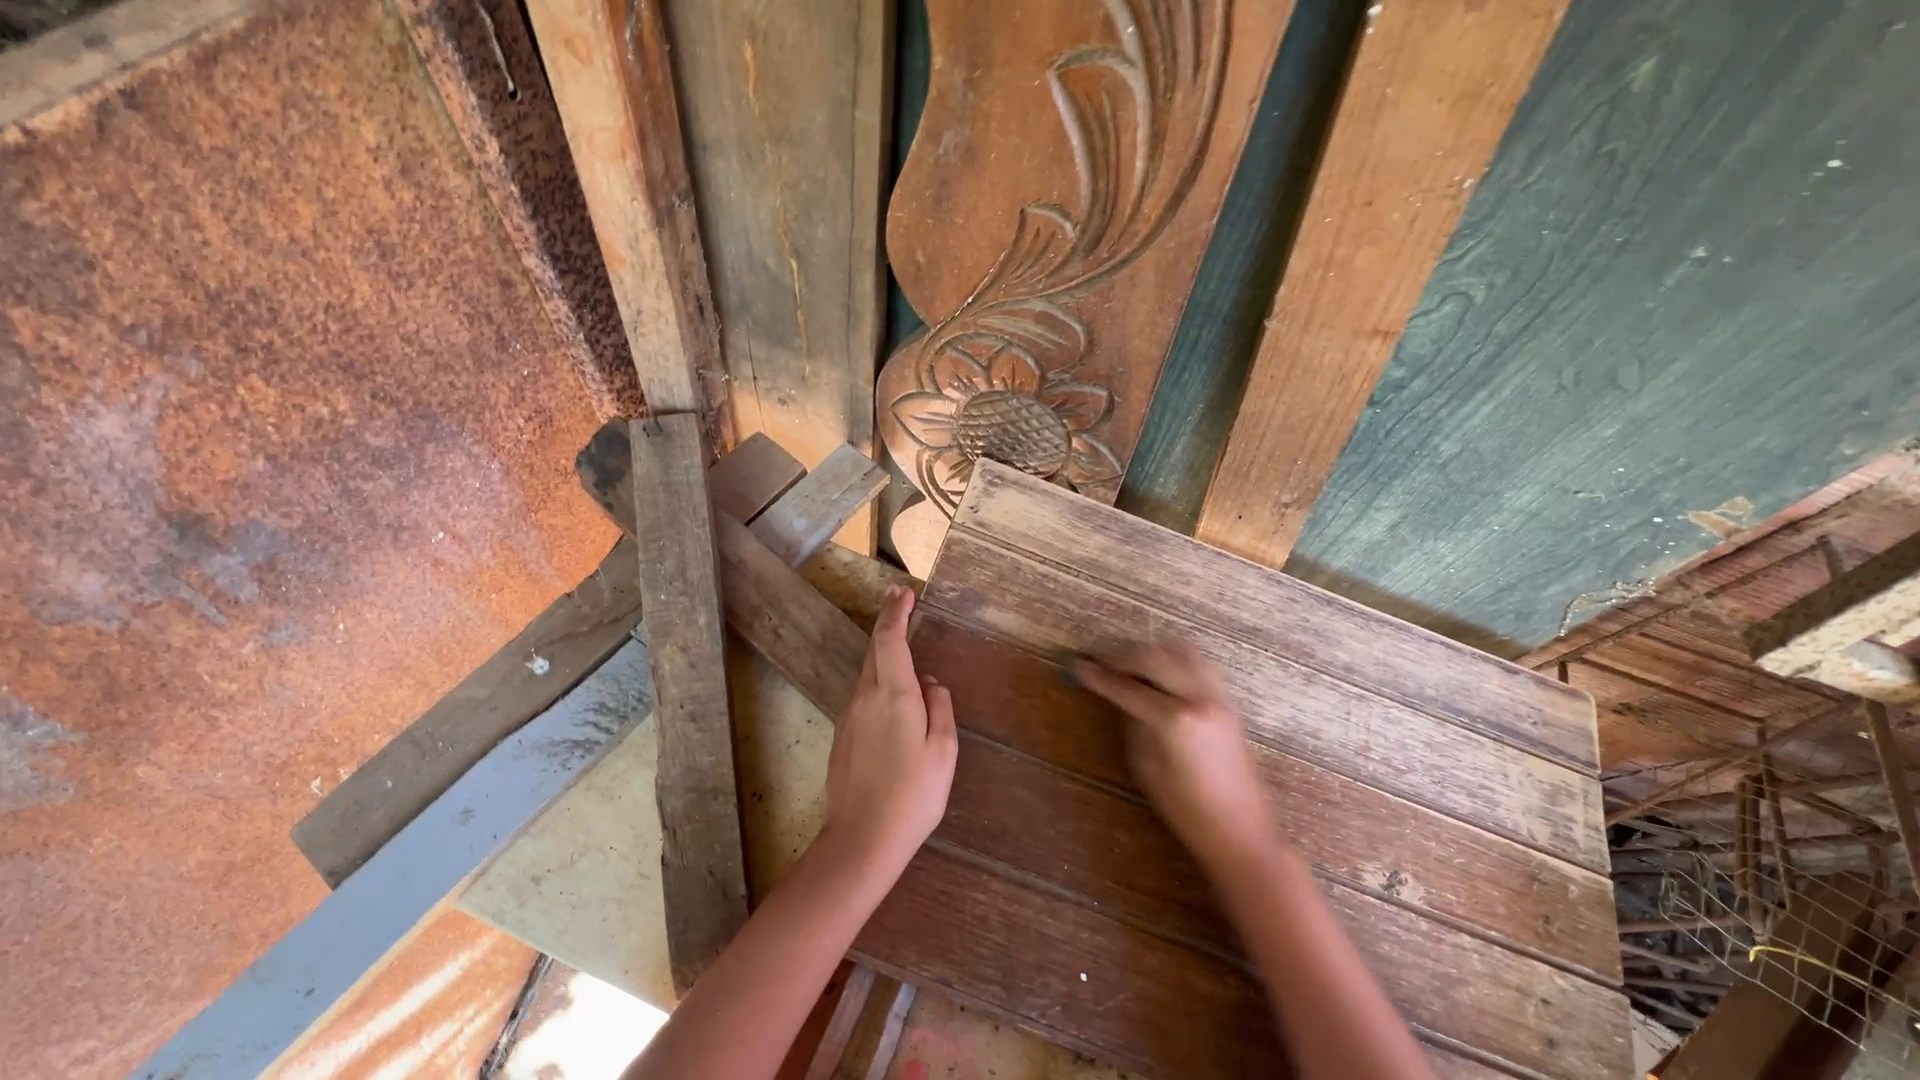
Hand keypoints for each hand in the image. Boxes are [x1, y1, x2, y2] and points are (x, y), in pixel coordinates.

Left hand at [820, 584, 958, 870]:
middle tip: (902, 605)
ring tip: (909, 661)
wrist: (861, 839)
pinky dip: (880, 687)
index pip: (890, 639)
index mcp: (893, 695)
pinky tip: (896, 708)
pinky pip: (864, 700)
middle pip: (874, 652)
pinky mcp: (842, 738)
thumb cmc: (913, 796)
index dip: (895, 612)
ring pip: (868, 677)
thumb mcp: (943, 751)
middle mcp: (865, 698)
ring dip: (886, 660)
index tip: (903, 592)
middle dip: (888, 626)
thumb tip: (931, 684)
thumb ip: (939, 708)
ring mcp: (849, 718)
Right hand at [1072, 644, 1272, 863]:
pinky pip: (1198, 663)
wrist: (1240, 827)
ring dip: (1151, 652)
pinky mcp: (1228, 700)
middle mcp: (1198, 697)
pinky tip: (1160, 674)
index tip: (1077, 665)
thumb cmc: (1186, 809)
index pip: (1126, 687)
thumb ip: (1133, 723)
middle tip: (1100, 664)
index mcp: (1174, 718)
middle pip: (1153, 656)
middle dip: (1122, 656)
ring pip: (1179, 650)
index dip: (1098, 676)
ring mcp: (1218, 695)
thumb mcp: (1146, 766)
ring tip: (1129, 666)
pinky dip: (1174, 659)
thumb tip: (1122, 696)